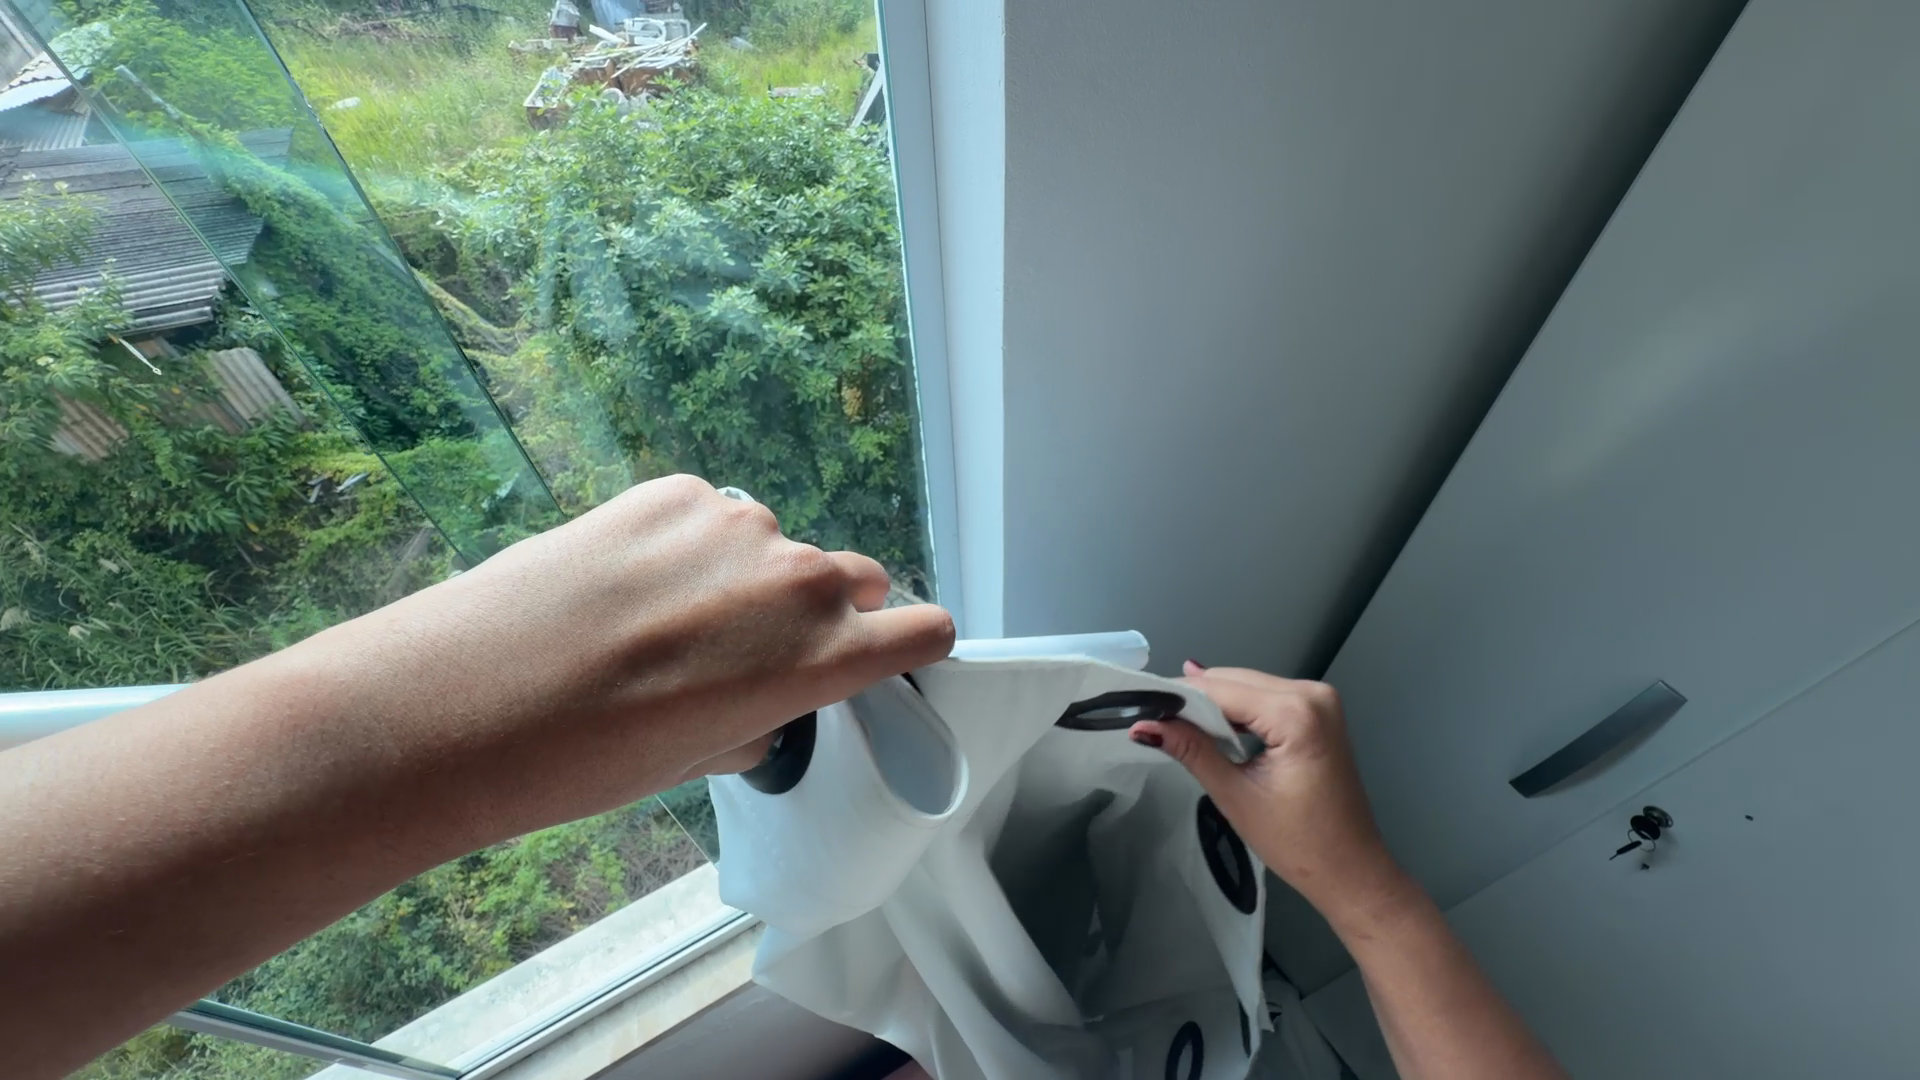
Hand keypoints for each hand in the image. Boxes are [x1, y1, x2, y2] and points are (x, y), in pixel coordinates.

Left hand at [274, 473, 954, 842]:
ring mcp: (739, 524)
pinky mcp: (676, 491)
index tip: (890, 649)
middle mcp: (799, 579)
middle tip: (759, 643)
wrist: (457, 705)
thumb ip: (767, 713)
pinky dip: (692, 544)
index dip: (912, 641)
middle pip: (859, 579)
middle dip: (828, 609)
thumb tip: (766, 694)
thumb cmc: (589, 758)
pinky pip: (713, 518)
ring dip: (750, 576)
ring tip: (669, 614)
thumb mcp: (706, 758)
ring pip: (776, 548)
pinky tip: (631, 579)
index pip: (927, 629)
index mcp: (823, 655)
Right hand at [1130, 663, 1414, 928]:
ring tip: (1174, 723)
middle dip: (1193, 699)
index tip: (1140, 708)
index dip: (1177, 698)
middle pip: (1233, 681)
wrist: (1353, 871)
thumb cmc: (1298, 843)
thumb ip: (1190, 749)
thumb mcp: (1234, 795)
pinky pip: (1263, 695)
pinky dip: (1236, 708)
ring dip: (1212, 703)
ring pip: (1246, 684)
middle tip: (1152, 718)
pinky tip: (1209, 722)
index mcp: (1296, 713)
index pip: (1220, 690)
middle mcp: (1312, 693)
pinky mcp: (1317, 709)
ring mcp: (1319, 698)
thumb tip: (1143, 724)